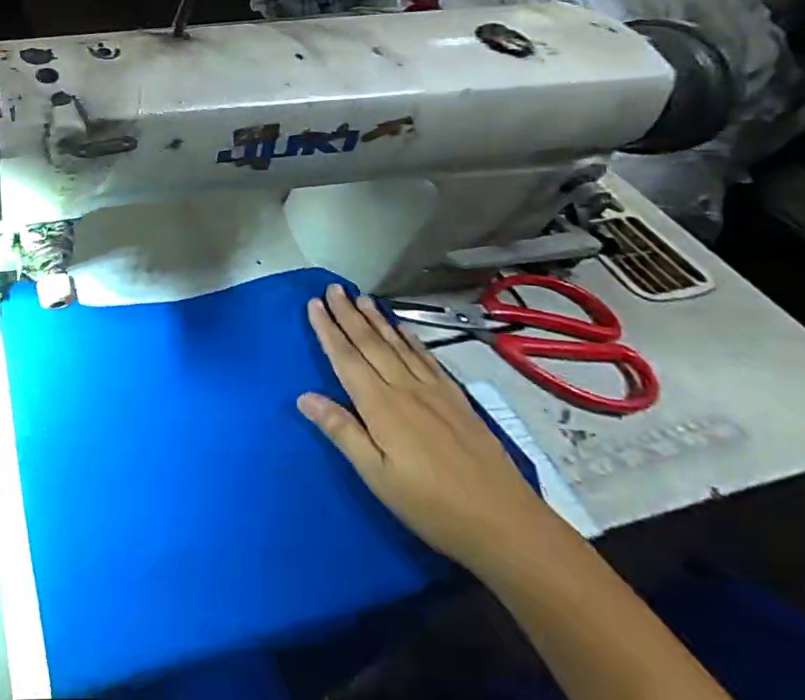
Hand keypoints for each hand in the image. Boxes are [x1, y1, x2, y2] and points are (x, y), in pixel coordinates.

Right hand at [299, 284, 560, 572]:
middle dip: (349, 315)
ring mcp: (434, 390)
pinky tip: (404, 328)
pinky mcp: (456, 397)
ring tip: (361, 297)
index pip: (347, 359)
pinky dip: (411, 338)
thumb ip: (343, 432)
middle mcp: (405, 388)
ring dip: (377, 319)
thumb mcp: (377, 476)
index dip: (329, 331)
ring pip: (398, 345)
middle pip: (371, 344)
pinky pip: (426, 357)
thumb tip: (304, 397)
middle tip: (334, 288)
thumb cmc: (429, 505)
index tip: (315, 304)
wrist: (500, 517)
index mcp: (381, 407)